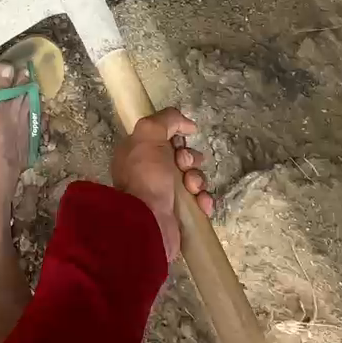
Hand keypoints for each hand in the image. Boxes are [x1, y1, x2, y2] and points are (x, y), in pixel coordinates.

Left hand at [110, 107, 213, 260]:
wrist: (148, 223)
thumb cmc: (146, 175)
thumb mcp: (149, 134)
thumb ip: (167, 120)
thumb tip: (188, 124)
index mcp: (139, 153)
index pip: (164, 139)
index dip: (176, 138)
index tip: (180, 142)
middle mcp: (150, 173)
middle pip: (181, 157)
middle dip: (190, 159)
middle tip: (184, 166)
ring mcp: (165, 195)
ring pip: (193, 178)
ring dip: (197, 180)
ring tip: (192, 188)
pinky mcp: (179, 215)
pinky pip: (199, 202)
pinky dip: (203, 201)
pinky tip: (201, 203)